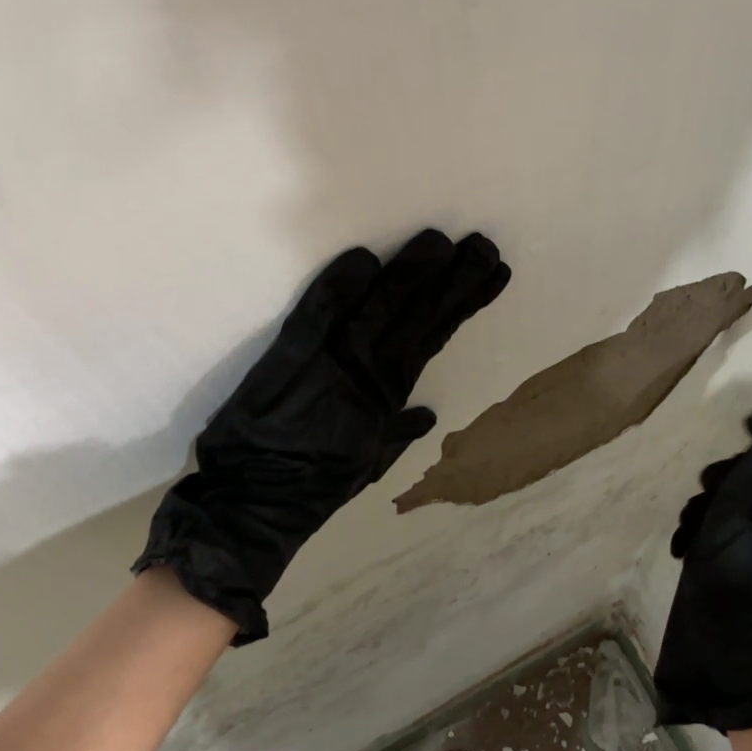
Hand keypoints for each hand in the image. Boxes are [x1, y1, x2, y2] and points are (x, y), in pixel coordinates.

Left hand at [134, 229, 509, 644]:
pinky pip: (317, 316)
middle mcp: (370, 372)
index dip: (466, 301)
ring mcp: (332, 363)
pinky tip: (364, 259)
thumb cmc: (315, 486)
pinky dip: (338, 288)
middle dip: (453, 278)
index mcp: (389, 391)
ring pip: (381, 309)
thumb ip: (398, 432)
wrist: (255, 507)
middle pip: (418, 314)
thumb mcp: (368, 462)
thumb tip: (428, 413)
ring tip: (440, 243)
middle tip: (482, 244)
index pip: (437, 334)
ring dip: (411, 273)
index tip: (495, 272)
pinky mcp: (290, 360)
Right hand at [655, 414, 751, 732]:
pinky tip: (682, 547)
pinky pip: (713, 521)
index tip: (749, 419)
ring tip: (688, 533)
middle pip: (750, 476)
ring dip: (701, 508)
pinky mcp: (725, 549)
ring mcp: (747, 536)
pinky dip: (695, 528)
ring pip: (725, 497)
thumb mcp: (730, 519)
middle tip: (705, 494)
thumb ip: (747, 478)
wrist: (708, 634)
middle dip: (722, 480)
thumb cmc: (724, 574)